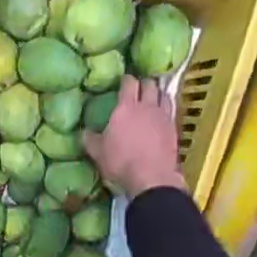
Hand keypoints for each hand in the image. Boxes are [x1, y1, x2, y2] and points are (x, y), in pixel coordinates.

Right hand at [84, 76, 187, 197]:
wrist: (151, 177)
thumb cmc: (120, 162)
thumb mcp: (97, 152)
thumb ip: (89, 139)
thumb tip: (83, 132)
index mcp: (126, 107)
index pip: (129, 83)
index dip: (126, 79)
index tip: (122, 80)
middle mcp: (147, 106)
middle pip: (150, 84)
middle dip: (144, 82)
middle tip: (138, 87)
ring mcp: (163, 116)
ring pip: (164, 95)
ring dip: (157, 92)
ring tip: (152, 96)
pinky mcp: (174, 128)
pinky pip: (171, 109)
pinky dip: (166, 106)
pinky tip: (162, 113)